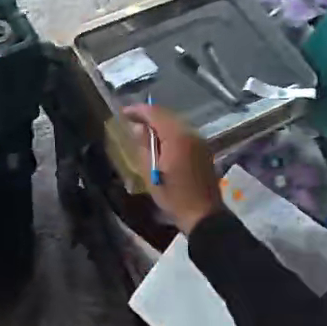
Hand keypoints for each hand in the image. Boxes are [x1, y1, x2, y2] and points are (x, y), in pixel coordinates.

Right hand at [122, 104, 221, 234]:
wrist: (203, 214)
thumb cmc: (174, 196)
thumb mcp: (151, 173)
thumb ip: (144, 146)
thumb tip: (138, 128)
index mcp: (177, 137)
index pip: (155, 113)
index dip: (138, 111)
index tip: (123, 113)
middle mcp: (191, 133)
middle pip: (167, 115)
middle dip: (148, 115)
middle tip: (130, 120)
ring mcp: (199, 140)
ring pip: (176, 123)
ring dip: (159, 123)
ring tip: (142, 130)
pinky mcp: (203, 149)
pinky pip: (183, 132)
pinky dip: (169, 132)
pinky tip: (160, 141)